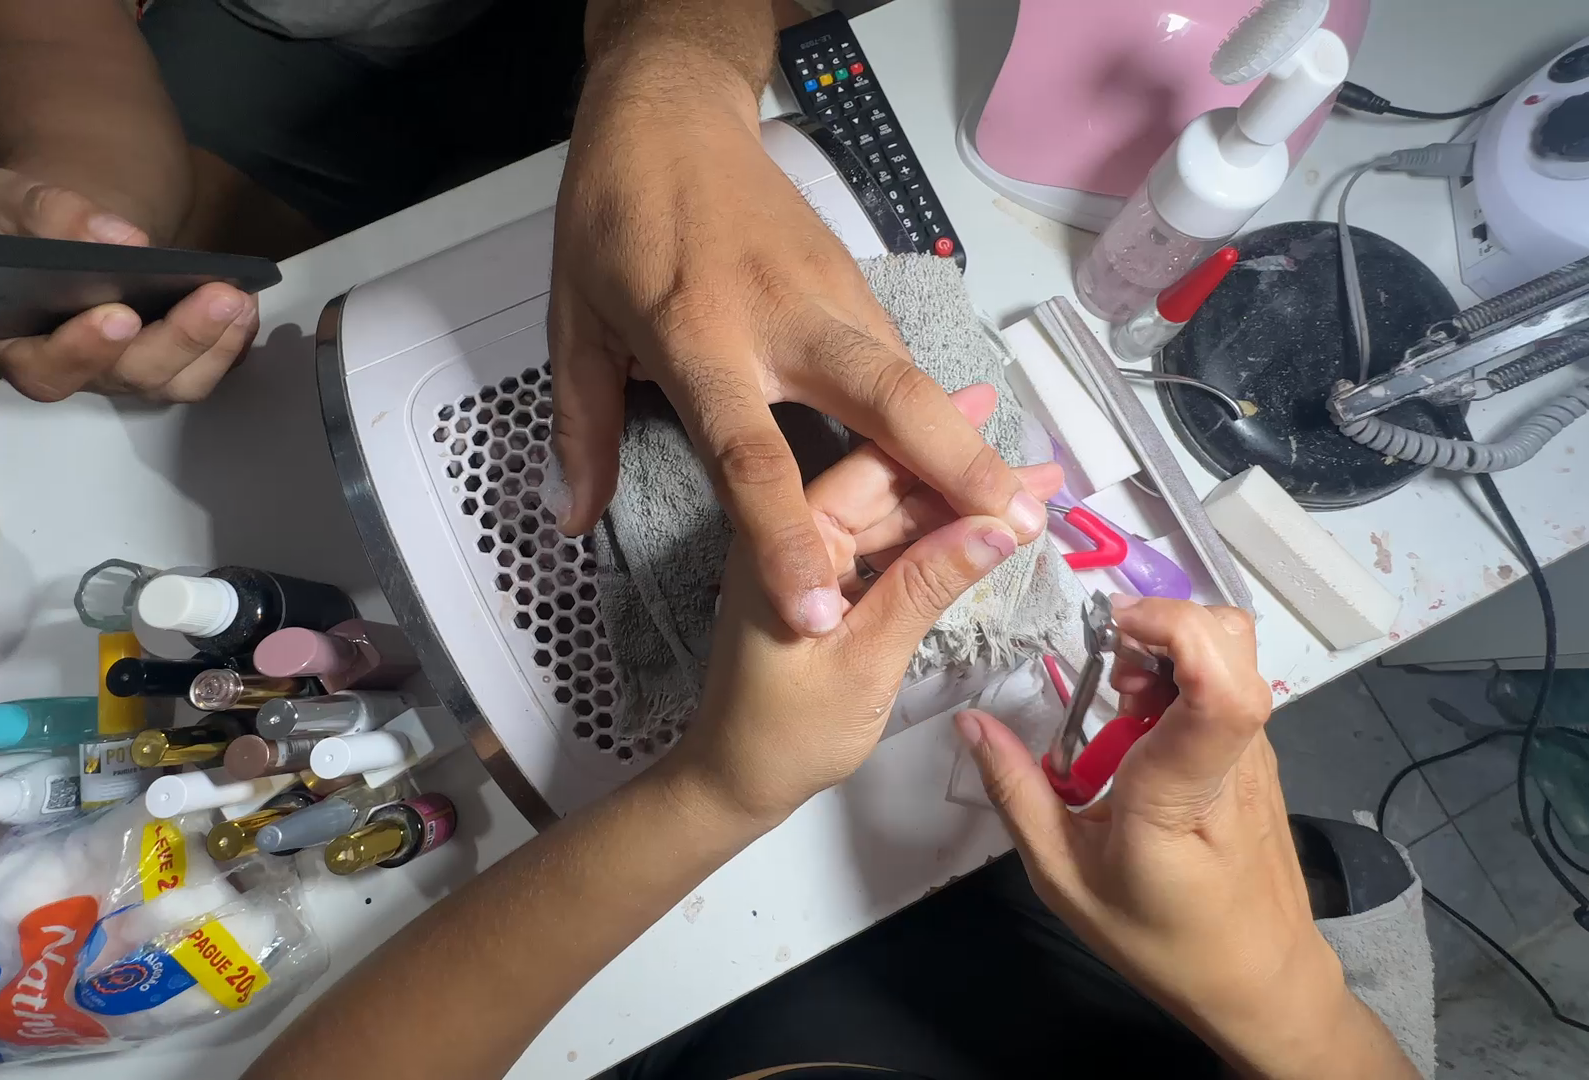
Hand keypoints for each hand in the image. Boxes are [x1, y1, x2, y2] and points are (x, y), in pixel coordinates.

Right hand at [0, 167, 257, 401]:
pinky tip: (247, 303)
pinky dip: (234, 339)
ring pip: (182, 380)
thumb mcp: (15, 200)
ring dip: (218, 342)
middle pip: (133, 375)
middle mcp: (78, 370)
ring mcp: (132, 373)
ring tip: (239, 298)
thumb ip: (49, 214)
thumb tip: (118, 236)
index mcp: (13, 341)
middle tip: (218, 297)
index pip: (45, 368)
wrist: (79, 232)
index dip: (82, 351)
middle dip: (181, 337)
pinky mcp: (176, 368)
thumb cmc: (34, 225)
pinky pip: (213, 369)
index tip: (119, 315)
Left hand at [547, 47, 1045, 640]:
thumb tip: (572, 519)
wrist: (667, 116)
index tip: (819, 616)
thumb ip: (581, 430)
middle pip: (882, 400)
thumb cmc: (613, 223)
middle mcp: (780, 321)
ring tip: (1016, 500)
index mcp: (699, 342)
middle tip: (1012, 526)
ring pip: (909, 376)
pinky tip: (958, 448)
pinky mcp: (853, 279)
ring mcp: (829, 294)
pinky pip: (898, 357)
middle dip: (950, 465)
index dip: (785, 542)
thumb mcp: (575, 327)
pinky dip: (936, 409)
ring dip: (965, 437)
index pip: (751, 460)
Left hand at [666, 384, 1060, 826]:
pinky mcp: (831, 588)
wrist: (739, 780)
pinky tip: (980, 534)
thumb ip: (926, 587)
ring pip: (896, 522)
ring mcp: (816, 562)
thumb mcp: (866, 659)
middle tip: (1042, 470)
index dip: (936, 442)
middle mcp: (798, 535)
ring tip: (1032, 499)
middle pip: (890, 491)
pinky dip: (935, 546)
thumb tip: (997, 524)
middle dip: (966, 479)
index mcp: (787, 539)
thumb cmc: (789, 731)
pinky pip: (888, 554)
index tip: (995, 411)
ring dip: (960, 513)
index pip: (871, 472)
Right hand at [959, 598, 1414, 1077]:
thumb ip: (1014, 791)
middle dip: (1163, 624)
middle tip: (1108, 659)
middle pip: (1234, 644)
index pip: (1222, 692)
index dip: (1177, 631)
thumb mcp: (1061, 874)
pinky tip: (1139, 725)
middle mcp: (1233, 759)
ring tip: (1117, 700)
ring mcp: (1254, 753)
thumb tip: (970, 722)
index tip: (1113, 624)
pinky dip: (1178, 675)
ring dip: (1166, 650)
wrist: (1262, 985)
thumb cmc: (1163, 939)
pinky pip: (1222, 685)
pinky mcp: (1255, 755)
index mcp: (1183, 793)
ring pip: (1230, 655)